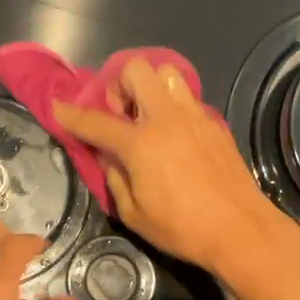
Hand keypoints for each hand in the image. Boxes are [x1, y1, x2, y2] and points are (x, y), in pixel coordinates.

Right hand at [54, 57, 299, 278]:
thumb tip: (112, 160)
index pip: (96, 122)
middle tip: (120, 114)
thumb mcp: (135, 215)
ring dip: (150, 87)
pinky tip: (173, 134)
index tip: (59, 108)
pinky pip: (187, 97)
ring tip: (147, 117)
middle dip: (119, 84)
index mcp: (141, 143)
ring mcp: (194, 117)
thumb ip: (116, 181)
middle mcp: (166, 119)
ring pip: (167, 74)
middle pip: (136, 70)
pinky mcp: (214, 124)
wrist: (240, 229)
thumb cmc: (183, 229)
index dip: (72, 115)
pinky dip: (172, 105)